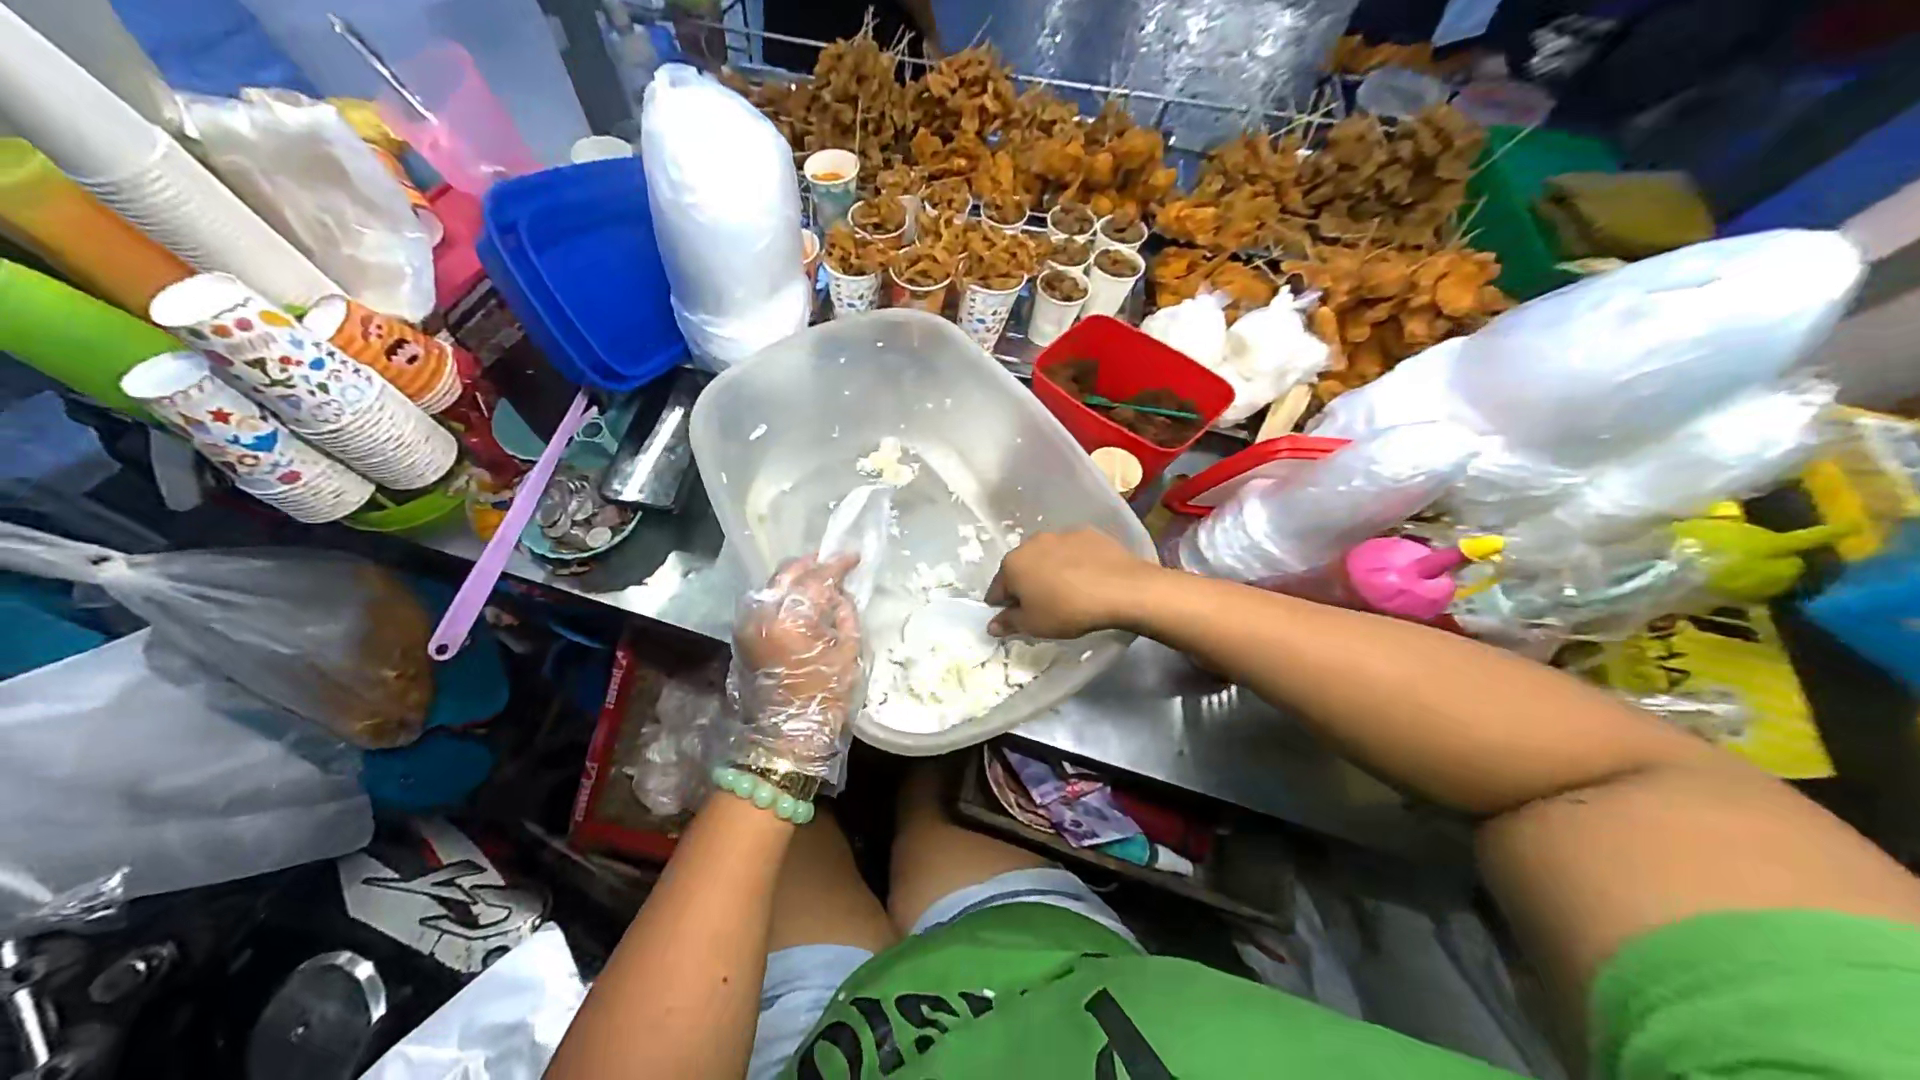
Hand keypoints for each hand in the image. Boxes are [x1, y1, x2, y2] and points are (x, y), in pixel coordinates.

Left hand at [732, 555, 861, 773]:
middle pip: (788, 573)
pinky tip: (799, 599)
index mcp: (792, 617)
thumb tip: (840, 592)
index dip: (838, 564)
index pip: (818, 578)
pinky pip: (764, 601)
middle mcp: (764, 612)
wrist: (785, 736)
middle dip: (812, 565)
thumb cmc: (824, 695)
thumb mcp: (848, 651)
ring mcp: (748, 622)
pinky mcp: (742, 634)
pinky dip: (782, 594)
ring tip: (818, 578)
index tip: (854, 557)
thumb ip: (845, 614)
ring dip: (795, 578)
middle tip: (834, 563)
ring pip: (772, 584)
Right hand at [986, 529, 1164, 638]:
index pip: (997, 588)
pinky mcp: (1087, 533)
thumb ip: (1009, 623)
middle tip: (1042, 606)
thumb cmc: (1067, 610)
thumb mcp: (1034, 625)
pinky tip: (1087, 578)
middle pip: (1021, 568)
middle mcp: (1031, 543)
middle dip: (1026, 585)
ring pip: (1046, 556)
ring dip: (1049, 571)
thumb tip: (991, 624)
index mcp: (1012, 564)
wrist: (1121, 588)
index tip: (1015, 618)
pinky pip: (1072, 551)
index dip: (1003, 605)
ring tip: (1067, 591)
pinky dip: (1073, 562)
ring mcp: (1060, 535)